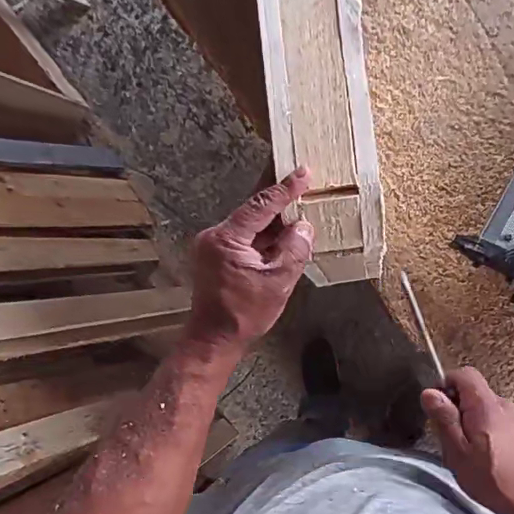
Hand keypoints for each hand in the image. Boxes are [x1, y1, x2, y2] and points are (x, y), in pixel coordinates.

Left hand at [182, 167, 315, 358]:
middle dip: (279, 204)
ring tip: (297, 217)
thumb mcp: (278, 282)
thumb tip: (303, 227)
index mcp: (226, 239)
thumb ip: (294, 249)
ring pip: (248, 227)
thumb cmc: (242, 315)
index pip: (261, 205)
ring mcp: (210, 247)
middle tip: (301, 187)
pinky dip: (262, 240)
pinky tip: (281, 241)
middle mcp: (213, 237)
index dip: (285, 189)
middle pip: (253, 213)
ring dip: (272, 225)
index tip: (303, 173)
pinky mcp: (213, 258)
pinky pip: (242, 240)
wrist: (214, 339)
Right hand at [421, 367, 513, 513]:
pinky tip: (479, 456)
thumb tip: (430, 392)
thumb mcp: (457, 450)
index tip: (435, 406)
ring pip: (482, 407)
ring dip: (466, 420)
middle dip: (454, 406)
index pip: (464, 374)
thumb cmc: (492, 479)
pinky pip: (493, 420)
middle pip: (472, 390)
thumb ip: (444, 418)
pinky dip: (480, 430)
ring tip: (462, 449)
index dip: (445, 383)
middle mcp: (503, 406)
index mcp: (486, 406)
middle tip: (446, 434)